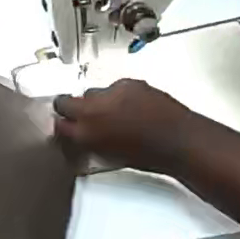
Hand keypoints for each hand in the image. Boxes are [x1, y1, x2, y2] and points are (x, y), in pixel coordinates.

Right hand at [53, 79, 196, 172]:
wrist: (181, 141)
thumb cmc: (149, 156)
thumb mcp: (109, 156)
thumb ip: (88, 142)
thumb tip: (79, 135)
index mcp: (85, 134)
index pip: (58, 124)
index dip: (62, 124)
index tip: (66, 126)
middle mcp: (91, 111)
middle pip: (65, 102)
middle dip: (70, 107)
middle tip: (85, 116)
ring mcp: (109, 94)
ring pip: (91, 93)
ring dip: (97, 101)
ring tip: (115, 112)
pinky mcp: (127, 83)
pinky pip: (114, 87)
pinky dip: (118, 95)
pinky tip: (132, 106)